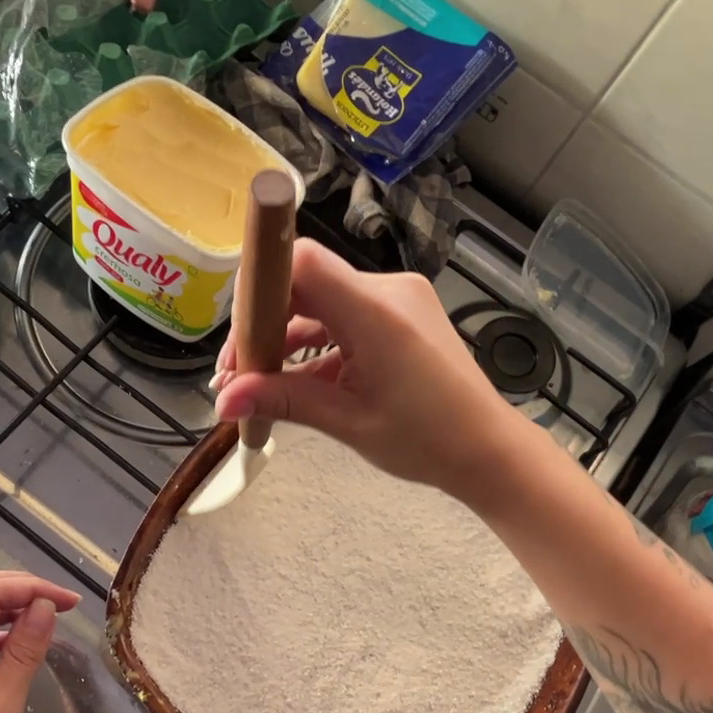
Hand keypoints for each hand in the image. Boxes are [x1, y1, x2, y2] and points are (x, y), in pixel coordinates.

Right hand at [212, 239, 543, 502]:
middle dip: (265, 325)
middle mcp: (388, 291)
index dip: (261, 285)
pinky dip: (317, 344)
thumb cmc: (427, 441)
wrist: (486, 449)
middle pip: (306, 282)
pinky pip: (345, 317)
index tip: (238, 333)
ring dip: (287, 338)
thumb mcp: (348, 422)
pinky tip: (294, 380)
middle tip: (236, 374)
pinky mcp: (401, 315)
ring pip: (322, 302)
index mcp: (377, 313)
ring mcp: (397, 301)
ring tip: (257, 383)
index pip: (304, 262)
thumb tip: (225, 402)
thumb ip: (284, 401)